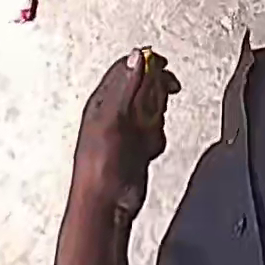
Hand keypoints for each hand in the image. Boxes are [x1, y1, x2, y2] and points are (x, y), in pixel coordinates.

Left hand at [71, 49, 180, 216]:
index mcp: (102, 101)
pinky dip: (157, 135)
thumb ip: (127, 86)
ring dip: (156, 116)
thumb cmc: (100, 168)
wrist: (106, 209)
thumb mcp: (112, 120)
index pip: (126, 67)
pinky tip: (149, 148)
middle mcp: (115, 111)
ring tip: (150, 131)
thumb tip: (137, 55)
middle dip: (155, 91)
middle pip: (143, 84)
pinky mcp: (137, 144)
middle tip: (164, 96)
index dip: (146, 62)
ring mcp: (127, 128)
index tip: (162, 64)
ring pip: (152, 106)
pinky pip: (155, 129)